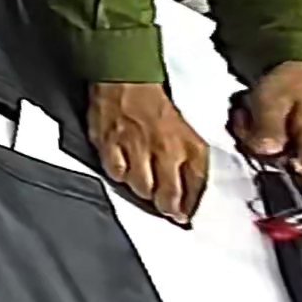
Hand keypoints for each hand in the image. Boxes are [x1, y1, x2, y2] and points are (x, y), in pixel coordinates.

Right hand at [88, 81, 209, 223]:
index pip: (194, 188)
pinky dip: (117, 175)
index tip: (184, 216)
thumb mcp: (190, 135)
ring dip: (141, 192)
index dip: (189, 206)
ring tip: (142, 192)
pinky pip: (113, 170)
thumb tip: (191, 191)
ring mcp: (132, 147)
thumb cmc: (156, 109)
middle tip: (163, 211)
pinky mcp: (106, 142)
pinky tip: (121, 174)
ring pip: (137, 185)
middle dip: (165, 206)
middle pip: (165, 192)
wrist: (125, 85)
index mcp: (188, 149)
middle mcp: (163, 150)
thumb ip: (192, 163)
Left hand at [230, 61, 301, 193]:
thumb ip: (269, 128)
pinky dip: (247, 129)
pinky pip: (259, 141)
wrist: (291, 69)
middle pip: (276, 160)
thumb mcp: (272, 103)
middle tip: (247, 119)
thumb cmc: (286, 84)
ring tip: (248, 113)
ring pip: (263, 151)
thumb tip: (266, 151)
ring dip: (248, 133)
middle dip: (254, 144)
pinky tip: (247, 115)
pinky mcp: (282, 134)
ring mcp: (296, 139)